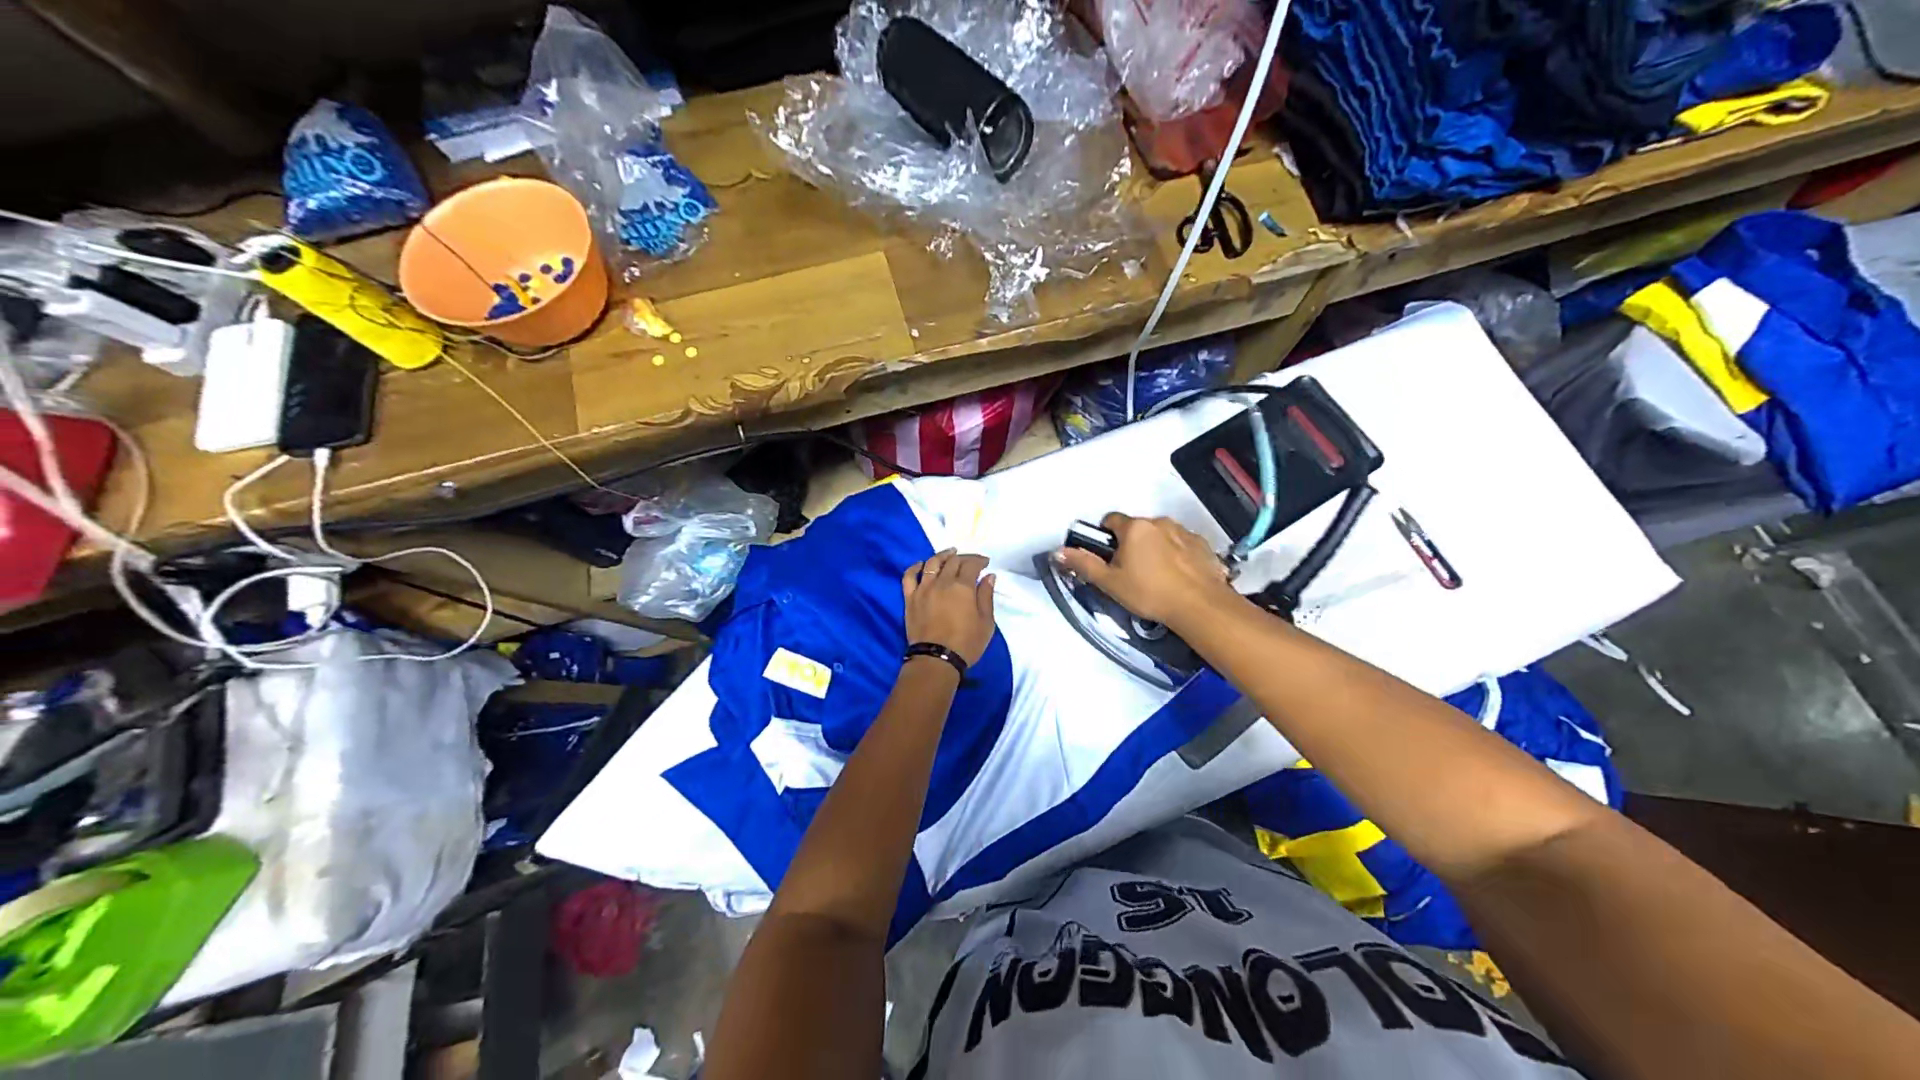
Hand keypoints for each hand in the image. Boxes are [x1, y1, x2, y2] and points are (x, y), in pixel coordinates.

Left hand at [901, 549, 997, 664]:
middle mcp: (942, 582)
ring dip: (942, 556)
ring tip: (949, 554)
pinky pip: (909, 576)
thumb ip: (986, 596)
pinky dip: (916, 567)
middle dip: (964, 557)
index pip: (971, 564)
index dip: (979, 560)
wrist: (936, 660)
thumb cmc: (966, 643)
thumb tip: (989, 576)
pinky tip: (922, 564)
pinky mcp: (910, 598)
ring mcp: (923, 589)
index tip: (985, 563)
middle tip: (971, 561)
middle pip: (952, 561)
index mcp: (962, 587)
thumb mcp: (986, 622)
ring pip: (932, 563)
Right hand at [1053, 513, 1240, 629]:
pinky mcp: (1203, 545)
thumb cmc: (1149, 593)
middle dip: (1132, 545)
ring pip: (1161, 535)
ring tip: (1157, 577)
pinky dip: (1177, 555)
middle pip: (1137, 528)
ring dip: (1155, 548)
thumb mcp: (1110, 583)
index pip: (1110, 520)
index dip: (1105, 537)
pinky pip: (1183, 545)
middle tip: (1130, 572)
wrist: (1199, 606)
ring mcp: (1184, 531)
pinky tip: (1178, 577)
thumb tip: (1058, 551)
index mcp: (1134, 527)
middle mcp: (1159, 522)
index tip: (1108, 558)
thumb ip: (1083, 564)